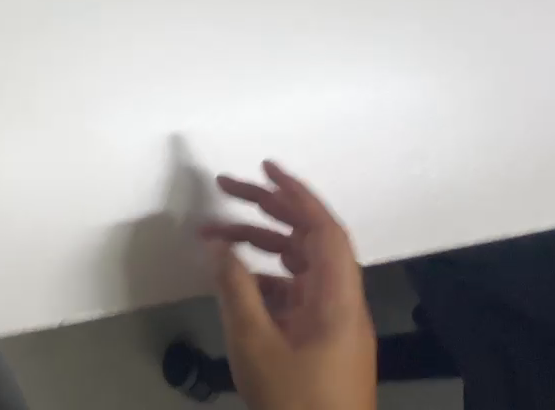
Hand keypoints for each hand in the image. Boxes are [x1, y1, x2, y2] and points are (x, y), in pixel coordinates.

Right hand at [202, 162, 376, 409]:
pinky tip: (231, 274)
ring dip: (259, 240)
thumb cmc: (293, 397)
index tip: (265, 167)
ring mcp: (331, 322)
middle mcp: (341, 305)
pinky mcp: (319, 337)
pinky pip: (292, 286)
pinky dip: (261, 270)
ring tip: (214, 233)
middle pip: (311, 240)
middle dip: (269, 207)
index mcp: (337, 302)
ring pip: (298, 262)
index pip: (325, 232)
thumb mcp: (254, 339)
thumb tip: (219, 243)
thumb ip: (235, 285)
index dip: (298, 195)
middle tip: (226, 185)